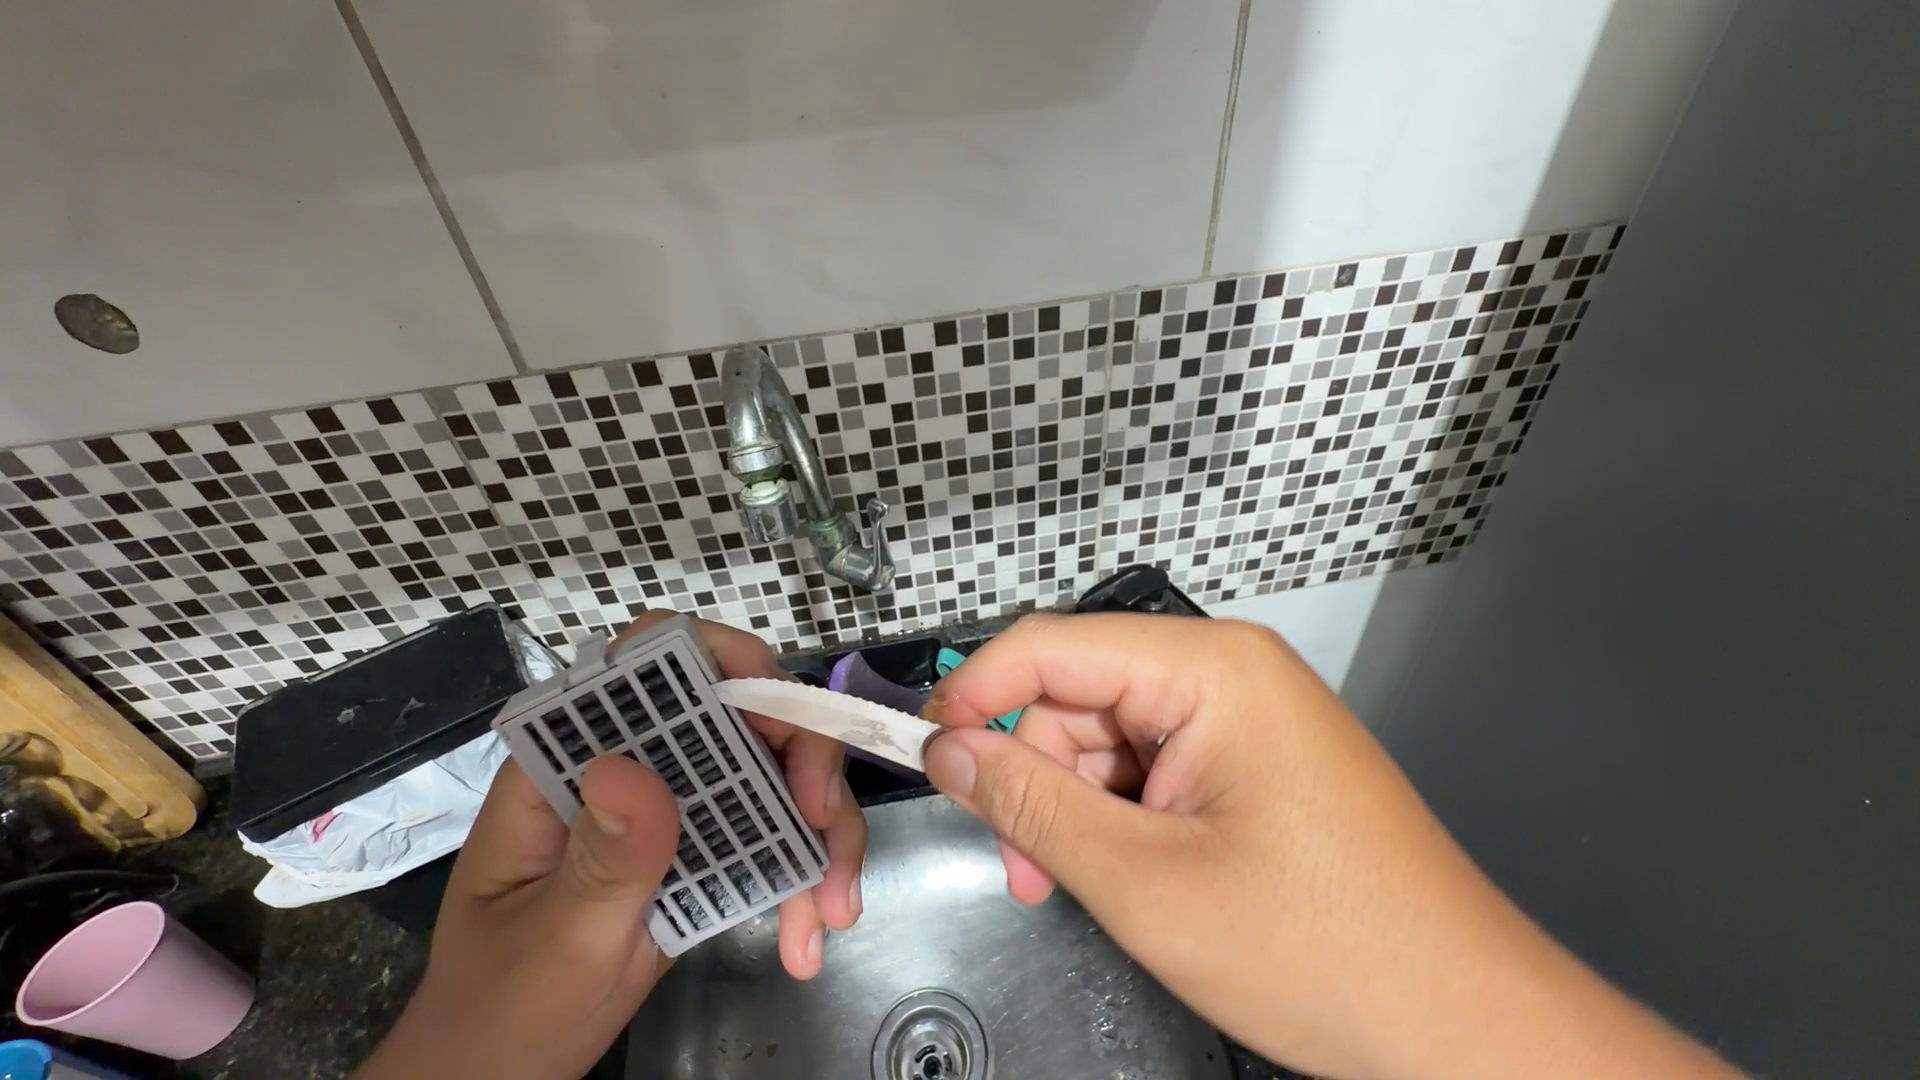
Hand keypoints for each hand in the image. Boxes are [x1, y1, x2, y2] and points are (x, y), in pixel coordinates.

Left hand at [357, 612, 865, 1079]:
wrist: (506, 1069)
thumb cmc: (503, 1008)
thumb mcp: (554, 941)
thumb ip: (601, 860)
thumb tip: (626, 767)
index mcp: (571, 758)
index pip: (650, 661)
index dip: (725, 660)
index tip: (779, 718)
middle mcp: (638, 757)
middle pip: (744, 707)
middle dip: (804, 757)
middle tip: (825, 824)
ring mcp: (680, 796)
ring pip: (780, 765)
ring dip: (823, 828)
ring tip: (833, 910)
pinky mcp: (711, 838)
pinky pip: (781, 825)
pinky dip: (811, 870)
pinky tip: (813, 927)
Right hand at [920, 613, 1742, 1079]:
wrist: (1471, 1030)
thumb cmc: (1319, 952)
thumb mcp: (1145, 882)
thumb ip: (1029, 804)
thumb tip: (945, 750)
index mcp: (1208, 666)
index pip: (1051, 645)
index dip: (974, 693)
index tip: (924, 755)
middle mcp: (1226, 669)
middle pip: (1078, 693)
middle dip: (1032, 773)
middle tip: (1017, 863)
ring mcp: (1242, 712)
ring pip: (1106, 734)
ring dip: (1069, 803)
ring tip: (1064, 882)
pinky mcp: (1249, 756)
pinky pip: (1148, 762)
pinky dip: (1114, 813)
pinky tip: (1115, 871)